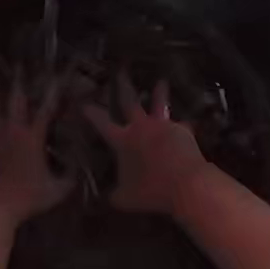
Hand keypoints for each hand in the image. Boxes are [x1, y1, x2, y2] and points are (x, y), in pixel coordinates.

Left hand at [0, 76, 69, 227]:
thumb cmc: (26, 198)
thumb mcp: (57, 191)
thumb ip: (70, 178)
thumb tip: (81, 170)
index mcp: (33, 137)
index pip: (45, 109)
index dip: (53, 91)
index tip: (58, 75)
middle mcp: (12, 130)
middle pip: (15, 99)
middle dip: (18, 80)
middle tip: (19, 63)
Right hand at [83, 75, 216, 215]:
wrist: (186, 184)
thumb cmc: (151, 190)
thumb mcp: (126, 198)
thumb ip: (116, 195)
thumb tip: (108, 198)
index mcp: (123, 140)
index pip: (101, 121)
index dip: (91, 111)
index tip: (83, 101)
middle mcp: (141, 127)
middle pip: (130, 100)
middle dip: (123, 84)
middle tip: (121, 70)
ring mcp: (163, 126)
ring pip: (159, 104)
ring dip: (159, 92)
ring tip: (162, 81)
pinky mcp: (183, 131)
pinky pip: (182, 125)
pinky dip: (182, 125)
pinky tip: (186, 125)